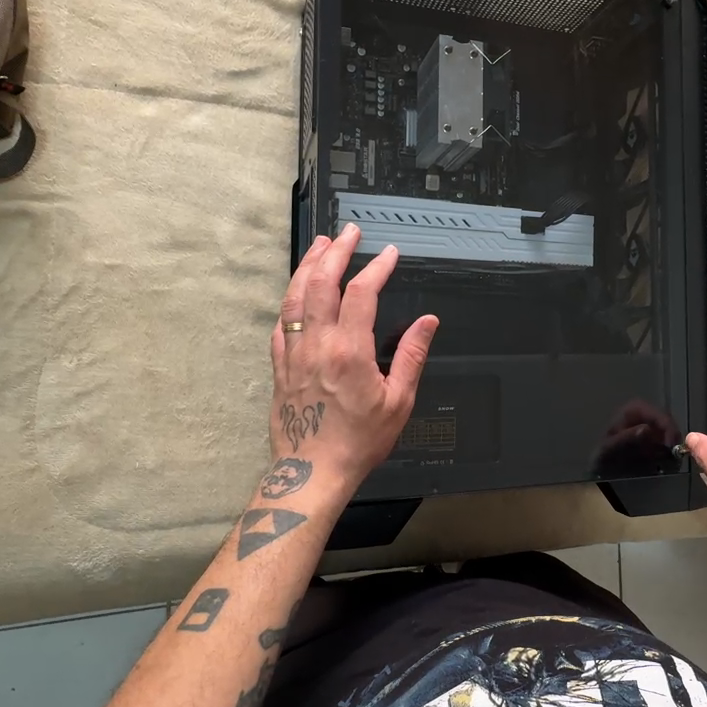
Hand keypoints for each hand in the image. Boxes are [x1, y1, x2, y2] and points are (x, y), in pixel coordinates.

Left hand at [266, 224, 437, 499]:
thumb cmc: (358, 442)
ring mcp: (293, 354)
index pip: (361, 293)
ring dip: (308, 267)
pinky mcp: (279, 368)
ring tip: (320, 246)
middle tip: (349, 233)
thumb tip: (427, 322)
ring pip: (295, 297)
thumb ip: (411, 356)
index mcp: (349, 351)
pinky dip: (289, 301)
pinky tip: (296, 293)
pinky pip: (280, 324)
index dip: (376, 267)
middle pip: (321, 283)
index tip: (389, 254)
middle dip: (336, 252)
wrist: (312, 473)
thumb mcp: (399, 402)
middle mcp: (317, 345)